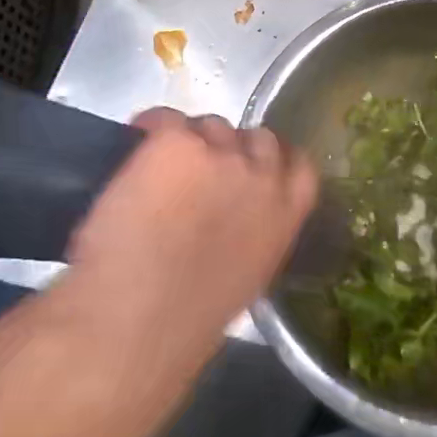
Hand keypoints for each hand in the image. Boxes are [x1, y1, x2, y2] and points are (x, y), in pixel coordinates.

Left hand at [64, 108, 317, 354]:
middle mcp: (262, 176)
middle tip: (203, 166)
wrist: (139, 316)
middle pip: (259, 138)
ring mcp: (221, 155)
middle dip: (235, 147)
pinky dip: (151, 126)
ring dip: (195, 139)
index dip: (278, 159)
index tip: (257, 165)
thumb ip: (257, 232)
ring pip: (213, 126)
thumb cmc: (192, 314)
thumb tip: (238, 218)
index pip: (300, 165)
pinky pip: (166, 119)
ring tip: (162, 163)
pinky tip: (136, 139)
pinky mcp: (176, 143)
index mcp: (287, 214)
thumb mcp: (251, 273)